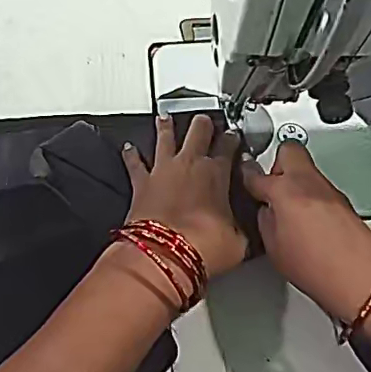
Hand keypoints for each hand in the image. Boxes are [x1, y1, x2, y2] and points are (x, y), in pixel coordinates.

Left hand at [122, 114, 247, 277]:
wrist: (164, 254)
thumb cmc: (201, 245)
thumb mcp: (237, 241)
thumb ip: (240, 229)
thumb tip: (242, 235)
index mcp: (217, 174)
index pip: (228, 147)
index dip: (232, 139)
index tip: (233, 136)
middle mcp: (189, 165)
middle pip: (197, 132)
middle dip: (202, 123)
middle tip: (204, 120)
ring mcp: (163, 171)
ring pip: (164, 138)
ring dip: (166, 127)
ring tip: (165, 117)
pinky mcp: (141, 183)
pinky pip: (134, 163)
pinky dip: (131, 154)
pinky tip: (128, 148)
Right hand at [242, 142, 370, 313]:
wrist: (361, 281)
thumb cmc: (320, 268)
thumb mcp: (273, 247)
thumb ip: (264, 219)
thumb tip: (264, 210)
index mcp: (285, 190)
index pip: (256, 173)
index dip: (246, 176)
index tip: (245, 179)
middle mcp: (309, 182)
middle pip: (288, 151)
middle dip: (275, 162)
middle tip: (268, 182)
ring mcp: (329, 190)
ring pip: (306, 168)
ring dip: (294, 180)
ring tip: (287, 206)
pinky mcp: (343, 201)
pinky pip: (319, 187)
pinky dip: (309, 195)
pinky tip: (306, 218)